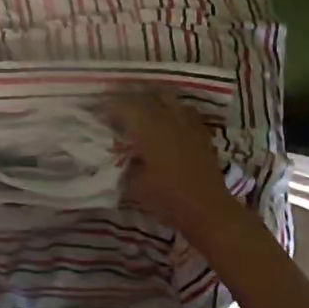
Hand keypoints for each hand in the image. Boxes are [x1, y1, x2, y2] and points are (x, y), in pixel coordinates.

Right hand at [108, 92, 240, 233]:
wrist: (208, 210)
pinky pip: (186, 112)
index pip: (124, 105)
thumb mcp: (135, 185)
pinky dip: (174, 113)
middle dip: (130, 101)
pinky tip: (170, 126)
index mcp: (148, 127)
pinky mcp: (202, 134)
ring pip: (169, 99)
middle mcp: (168, 118)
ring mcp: (188, 124)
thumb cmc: (167, 198)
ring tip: (145, 115)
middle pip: (147, 96)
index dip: (110, 107)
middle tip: (120, 114)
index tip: (100, 115)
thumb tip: (122, 153)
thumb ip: (126, 163)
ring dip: (154, 102)